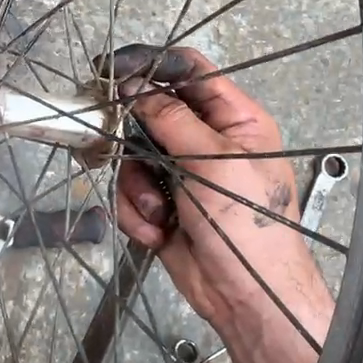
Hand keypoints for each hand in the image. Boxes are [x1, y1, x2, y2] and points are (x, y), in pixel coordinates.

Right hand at [108, 45, 332, 362]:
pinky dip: (137, 212)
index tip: (113, 69)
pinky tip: (160, 231)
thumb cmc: (249, 225)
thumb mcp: (213, 161)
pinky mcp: (159, 202)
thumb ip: (169, 117)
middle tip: (118, 145)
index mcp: (234, 120)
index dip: (151, 64)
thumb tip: (133, 86)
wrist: (246, 299)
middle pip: (149, 114)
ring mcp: (179, 172)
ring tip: (160, 212)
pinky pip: (128, 190)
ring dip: (137, 186)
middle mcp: (205, 140)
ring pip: (131, 155)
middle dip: (134, 139)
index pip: (189, 71)